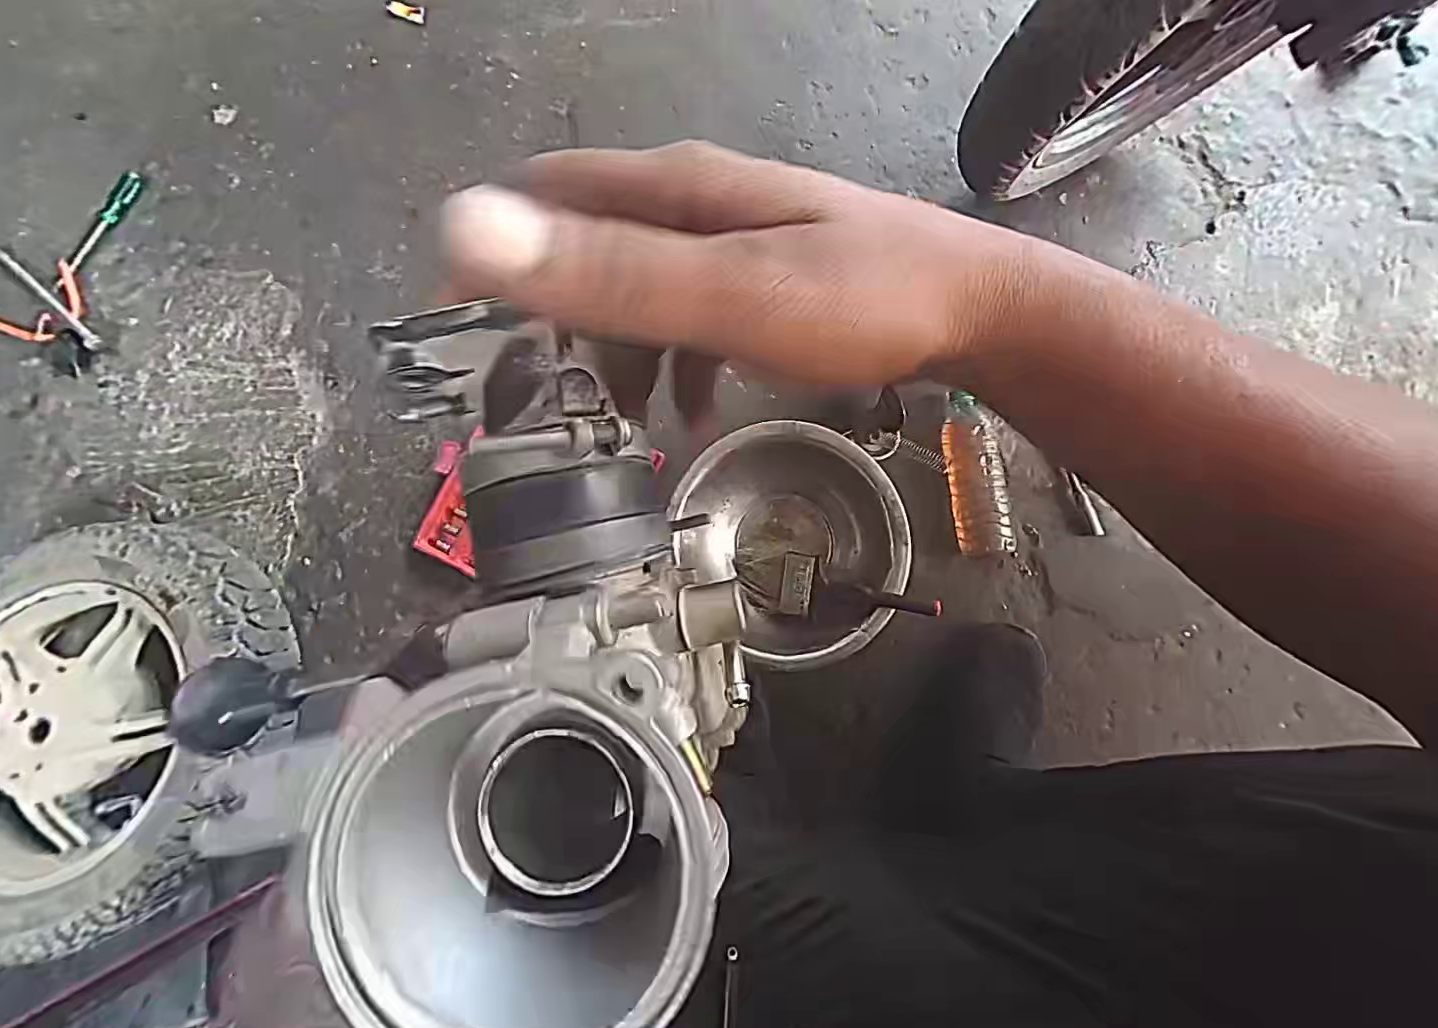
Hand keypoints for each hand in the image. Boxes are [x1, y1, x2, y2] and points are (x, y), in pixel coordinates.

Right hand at [438, 141, 1039, 386]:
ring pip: (650, 296)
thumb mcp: (735, 293)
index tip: (465, 334)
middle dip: (562, 324)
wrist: (971, 311)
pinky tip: (696, 414)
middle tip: (547, 401)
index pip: (548, 199)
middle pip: (595, 252)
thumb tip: (471, 231)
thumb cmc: (863, 301)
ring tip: (624, 424)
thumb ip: (618, 273)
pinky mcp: (774, 286)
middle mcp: (702, 207)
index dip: (495, 257)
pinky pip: (703, 323)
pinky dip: (684, 368)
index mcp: (679, 192)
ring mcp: (742, 246)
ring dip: (625, 358)